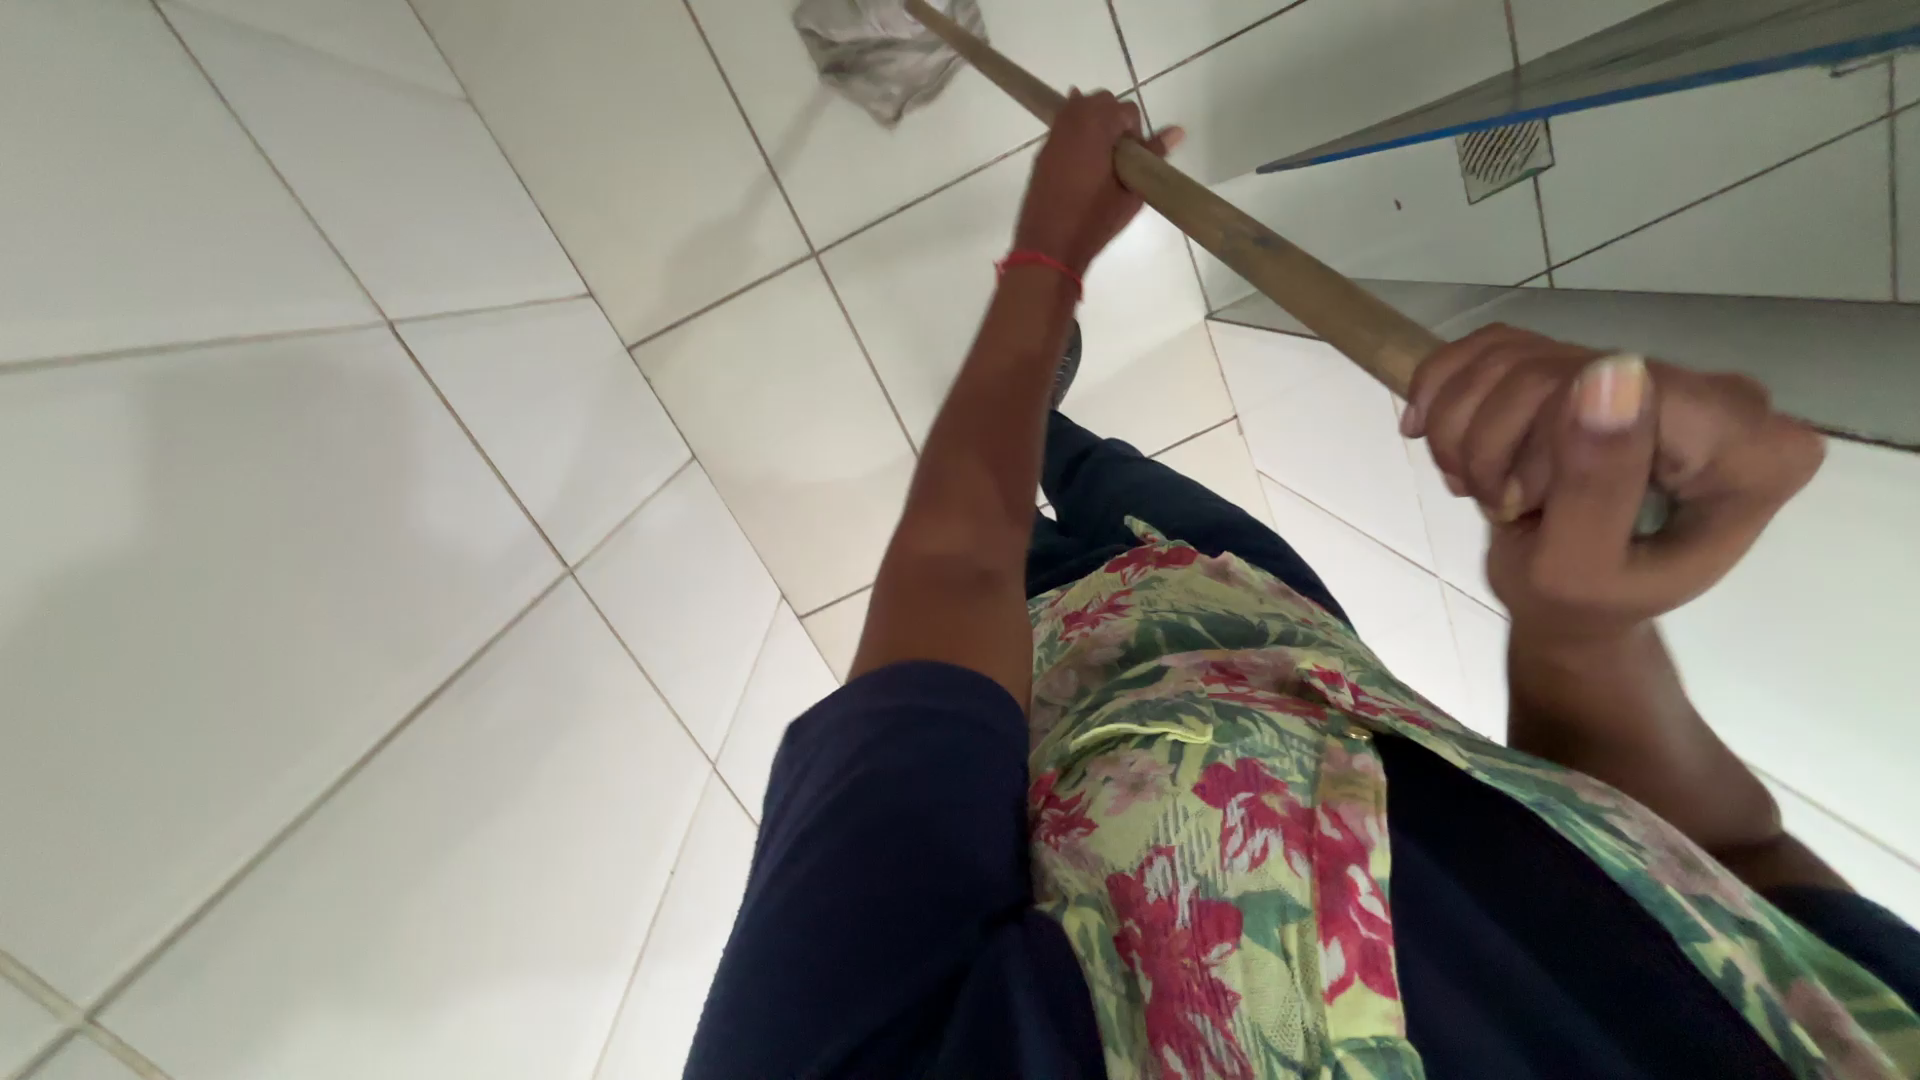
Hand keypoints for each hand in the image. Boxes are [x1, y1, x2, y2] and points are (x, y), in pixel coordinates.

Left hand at [1012, 90, 1181, 276]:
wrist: (1048, 247)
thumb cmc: (1094, 219)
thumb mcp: (1130, 190)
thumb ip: (1152, 155)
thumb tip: (1178, 131)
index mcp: (1097, 122)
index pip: (1127, 111)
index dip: (1136, 135)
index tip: (1133, 161)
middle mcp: (1072, 119)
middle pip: (1101, 103)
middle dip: (1114, 123)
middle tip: (1118, 158)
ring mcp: (1053, 136)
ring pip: (1080, 112)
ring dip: (1094, 127)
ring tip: (1101, 161)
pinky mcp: (1042, 154)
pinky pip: (1063, 131)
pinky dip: (1076, 137)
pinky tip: (1082, 160)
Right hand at [1404, 324, 1824, 641]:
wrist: (1566, 603)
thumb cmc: (1580, 602)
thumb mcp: (1578, 568)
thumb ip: (1598, 484)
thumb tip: (1612, 371)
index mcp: (1747, 450)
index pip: (1621, 389)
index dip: (1539, 441)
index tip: (1517, 504)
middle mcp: (1716, 395)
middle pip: (1552, 366)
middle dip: (1487, 441)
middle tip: (1492, 501)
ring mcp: (1649, 374)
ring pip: (1508, 355)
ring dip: (1457, 426)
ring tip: (1473, 481)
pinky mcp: (1589, 368)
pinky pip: (1492, 346)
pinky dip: (1441, 392)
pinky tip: (1430, 432)